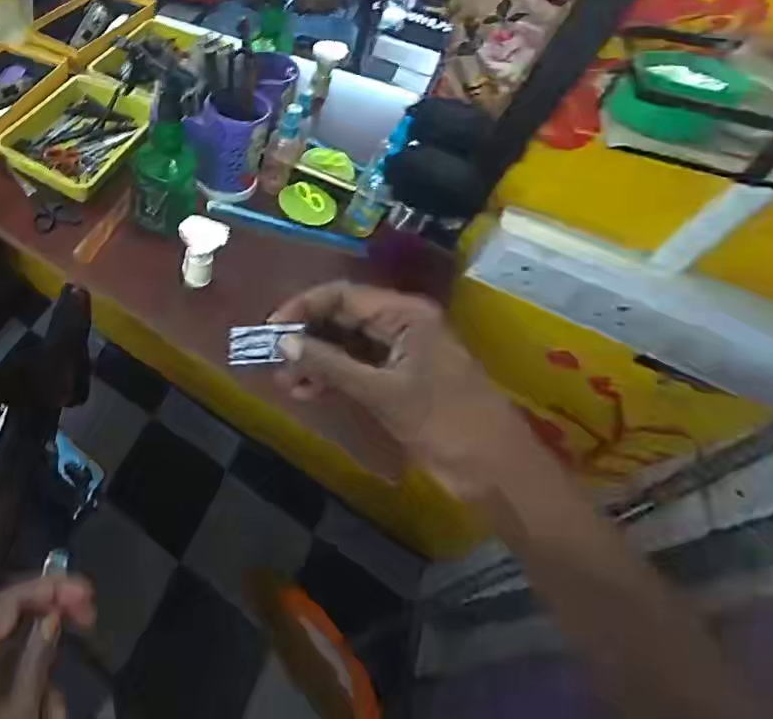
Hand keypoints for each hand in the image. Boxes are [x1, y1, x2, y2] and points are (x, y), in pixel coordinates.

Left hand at [0, 575, 97, 718]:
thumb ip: (35, 664)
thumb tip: (53, 616)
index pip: (7, 601)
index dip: (48, 588)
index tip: (86, 592)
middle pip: (12, 614)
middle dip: (52, 611)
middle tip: (90, 611)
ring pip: (16, 647)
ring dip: (47, 666)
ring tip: (58, 710)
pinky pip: (11, 674)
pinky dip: (35, 687)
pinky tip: (49, 713)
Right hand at [269, 284, 540, 500]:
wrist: (500, 476)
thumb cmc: (447, 423)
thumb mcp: (383, 392)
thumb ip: (330, 364)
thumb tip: (283, 342)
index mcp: (405, 315)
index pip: (342, 295)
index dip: (303, 307)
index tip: (272, 328)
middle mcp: (400, 325)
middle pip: (340, 318)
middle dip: (305, 337)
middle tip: (273, 358)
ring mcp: (399, 354)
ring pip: (343, 345)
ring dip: (314, 361)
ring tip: (287, 382)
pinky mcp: (397, 380)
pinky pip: (354, 369)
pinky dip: (330, 378)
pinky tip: (307, 393)